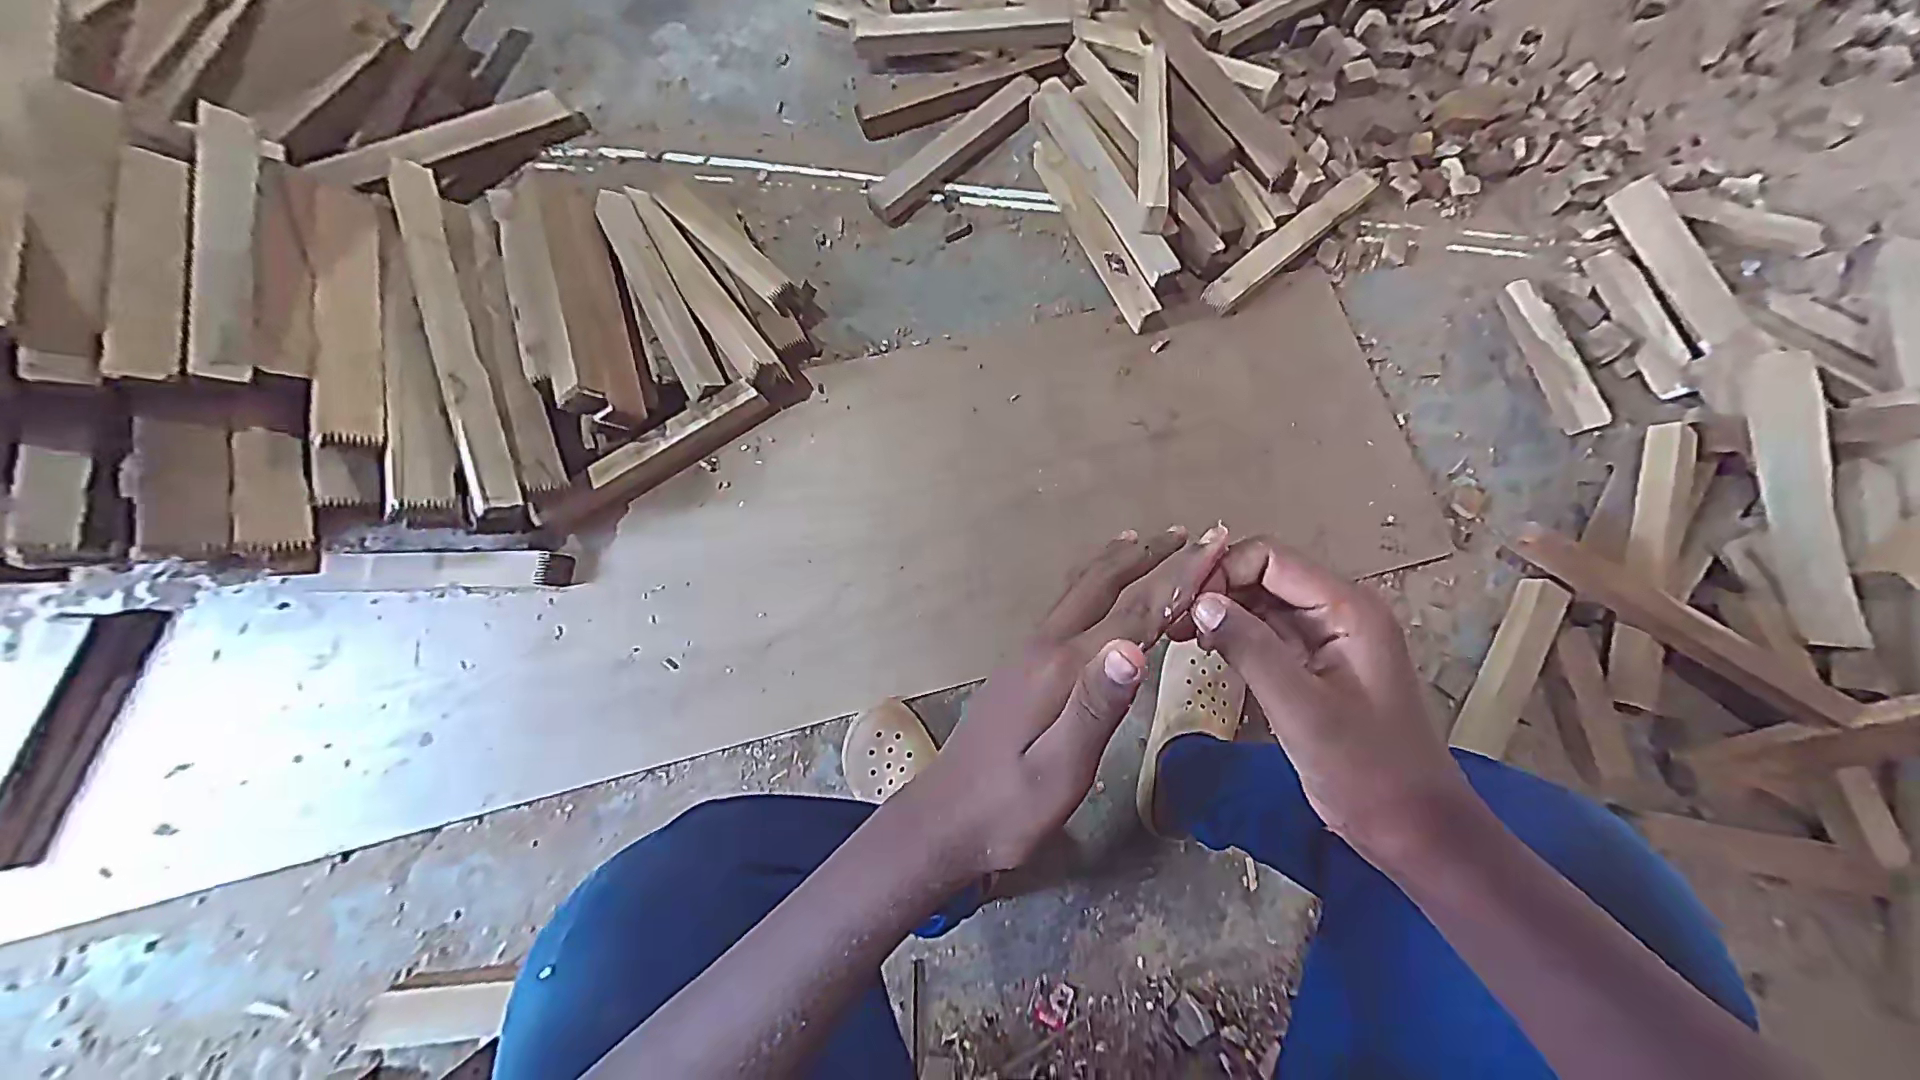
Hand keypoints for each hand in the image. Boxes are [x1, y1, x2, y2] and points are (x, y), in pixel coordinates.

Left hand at [897, 525, 1231, 876]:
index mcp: (1063, 668)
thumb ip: (1096, 708)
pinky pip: (1067, 606)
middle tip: (1194, 534)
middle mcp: (1045, 646)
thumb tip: (1134, 647)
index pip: (1133, 612)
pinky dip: (1094, 583)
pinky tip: (1096, 588)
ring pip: (1080, 590)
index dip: (1179, 577)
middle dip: (1151, 557)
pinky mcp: (1023, 665)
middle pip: (1104, 586)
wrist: (944, 817)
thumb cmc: (1007, 808)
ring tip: (1148, 541)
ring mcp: (1029, 652)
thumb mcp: (1059, 771)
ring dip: (1119, 562)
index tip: (1217, 543)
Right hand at [1176, 538, 1476, 865]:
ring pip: (1259, 600)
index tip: (1184, 607)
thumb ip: (1250, 648)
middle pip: (1262, 573)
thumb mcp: (1302, 709)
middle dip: (1215, 589)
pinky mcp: (1312, 662)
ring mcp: (1325, 636)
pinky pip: (1264, 630)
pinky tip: (1206, 648)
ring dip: (1219, 610)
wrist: (1411, 827)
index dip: (1221, 572)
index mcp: (1347, 609)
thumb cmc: (1366, 769)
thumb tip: (1200, 602)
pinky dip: (1232, 633)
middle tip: (1174, 623)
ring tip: (1182, 635)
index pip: (1270, 558)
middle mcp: (1337, 611)